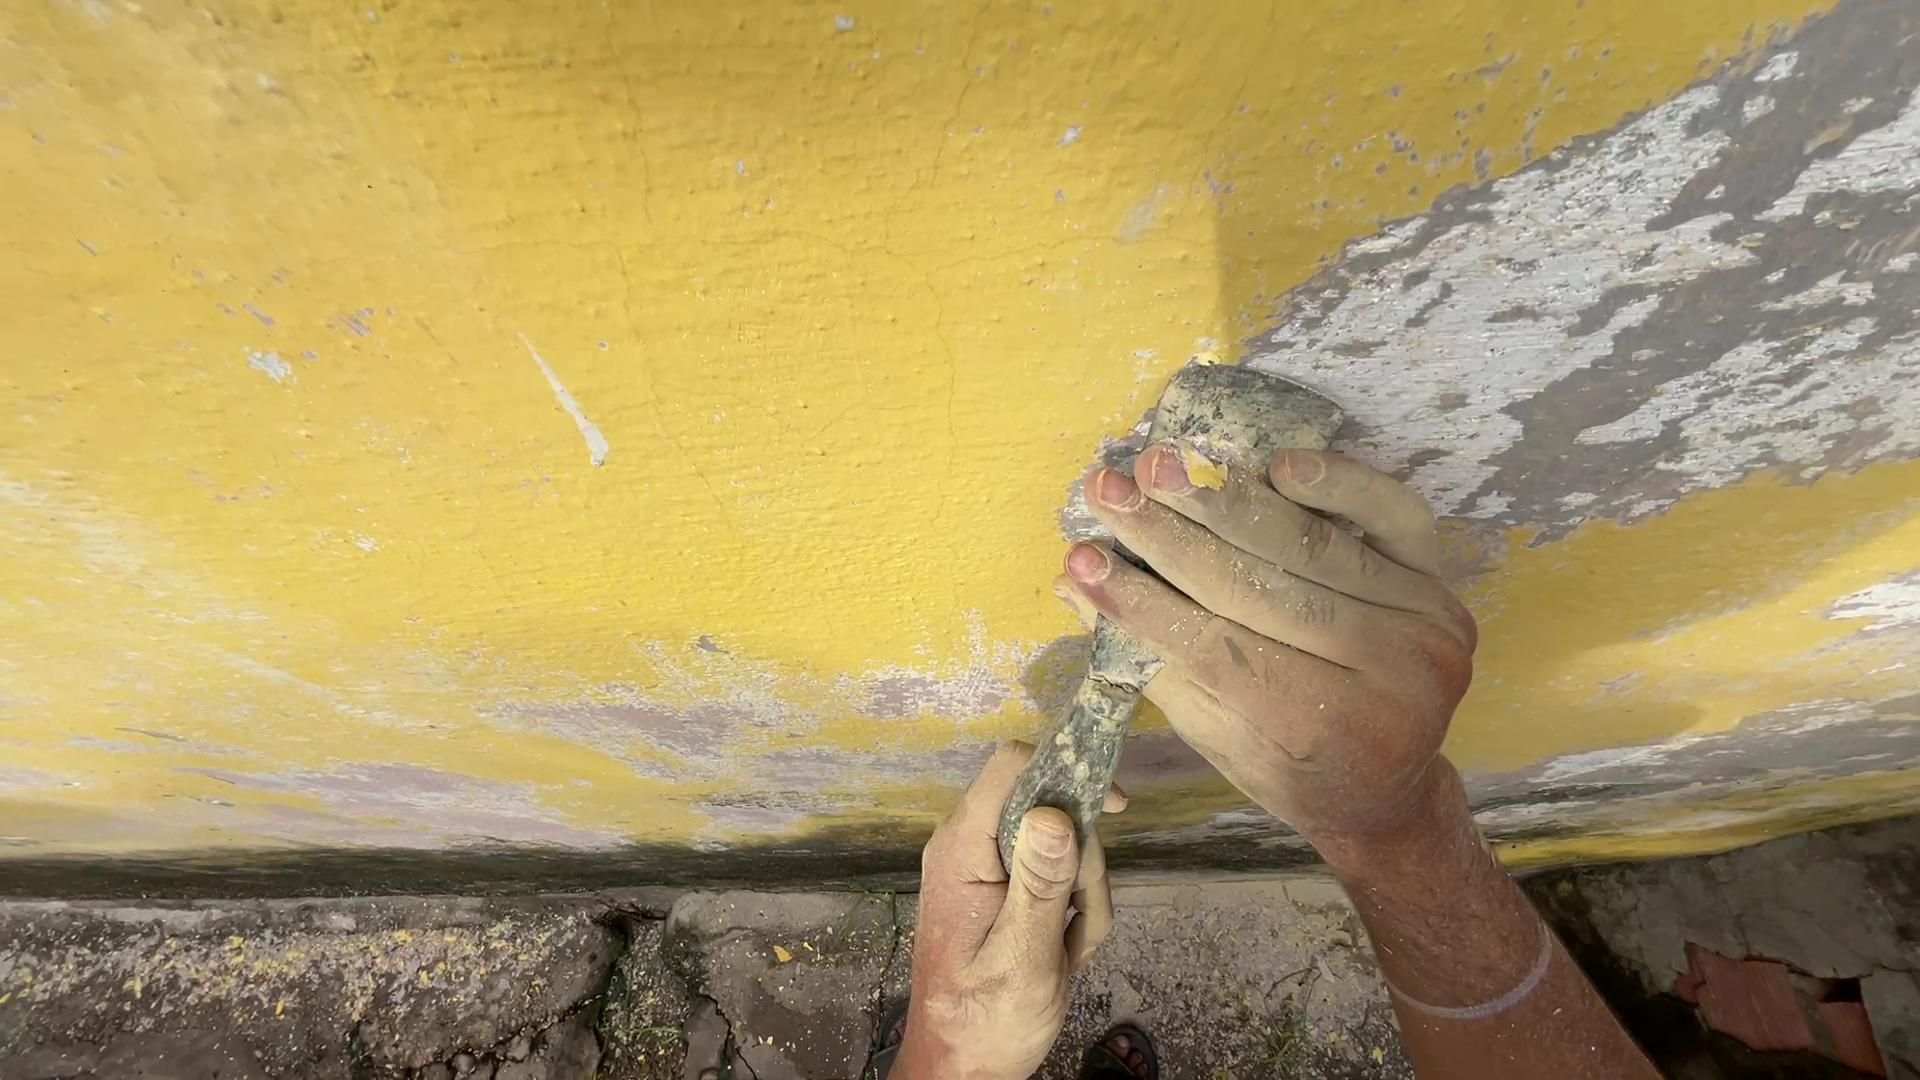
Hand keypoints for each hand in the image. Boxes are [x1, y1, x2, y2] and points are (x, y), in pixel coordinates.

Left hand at [894, 743, 1123, 1079]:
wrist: (960, 1066)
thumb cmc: (985, 1021)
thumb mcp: (1023, 959)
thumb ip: (1039, 883)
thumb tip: (1054, 812)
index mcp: (962, 846)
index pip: (1012, 766)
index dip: (1064, 769)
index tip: (1114, 805)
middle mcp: (969, 839)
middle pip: (1048, 806)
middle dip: (1080, 861)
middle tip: (1079, 918)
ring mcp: (984, 859)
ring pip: (1061, 841)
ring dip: (1080, 892)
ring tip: (1068, 949)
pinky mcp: (1000, 880)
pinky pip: (1053, 869)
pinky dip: (1072, 906)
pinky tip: (1064, 948)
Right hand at [1054, 441, 1474, 852]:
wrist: (1387, 788)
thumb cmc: (1284, 766)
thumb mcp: (1208, 732)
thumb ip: (1148, 655)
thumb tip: (1073, 587)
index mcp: (1319, 731)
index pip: (1211, 646)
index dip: (1140, 600)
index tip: (1079, 558)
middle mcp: (1386, 676)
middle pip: (1254, 587)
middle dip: (1168, 535)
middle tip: (1108, 490)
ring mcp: (1424, 624)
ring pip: (1306, 546)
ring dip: (1223, 498)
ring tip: (1157, 463)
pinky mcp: (1443, 583)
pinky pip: (1395, 513)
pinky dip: (1339, 482)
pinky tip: (1279, 462)